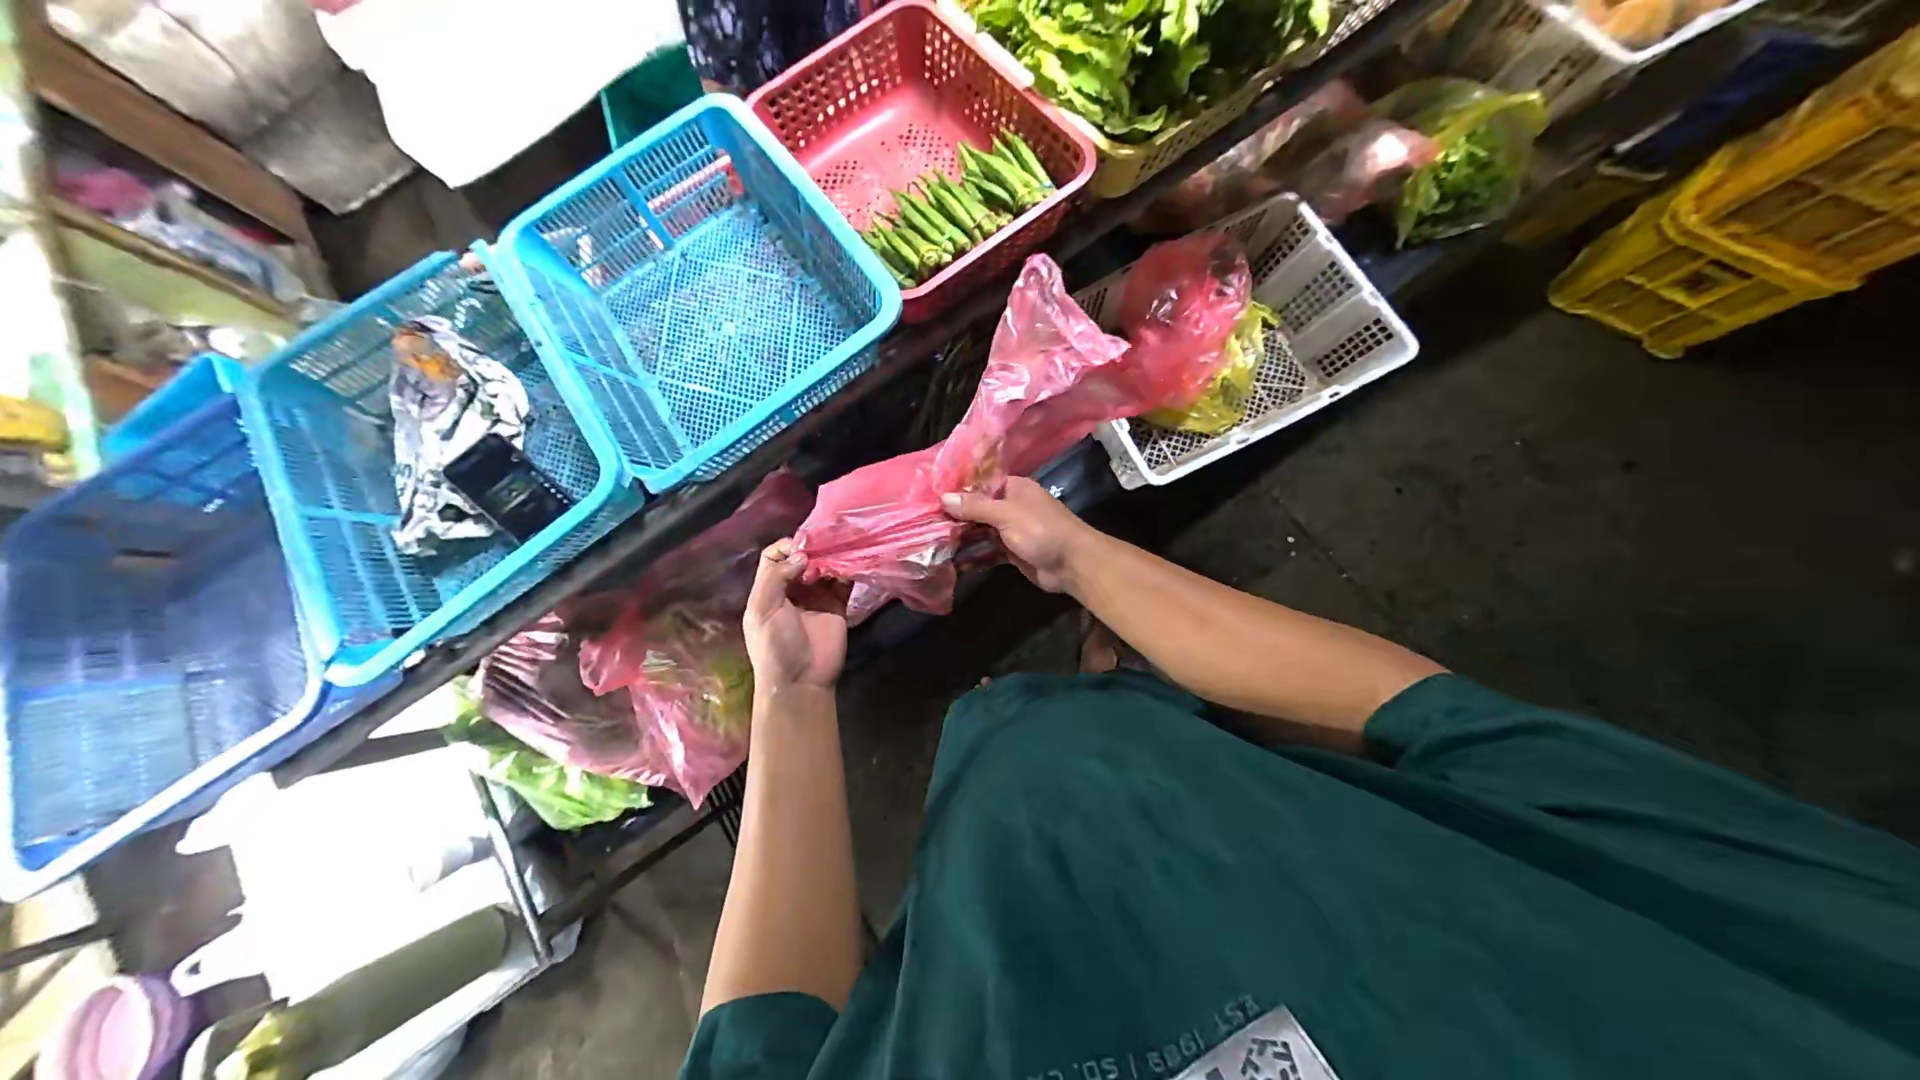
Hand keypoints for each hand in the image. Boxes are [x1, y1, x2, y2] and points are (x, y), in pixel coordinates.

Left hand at [744, 539, 848, 692]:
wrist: (801, 681)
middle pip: (802, 559)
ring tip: (840, 549)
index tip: (802, 545)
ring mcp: (816, 598)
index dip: (786, 547)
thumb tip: (802, 555)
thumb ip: (777, 577)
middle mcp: (792, 590)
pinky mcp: (837, 606)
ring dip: (831, 557)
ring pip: (823, 568)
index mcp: (768, 590)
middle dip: (812, 549)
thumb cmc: (775, 646)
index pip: (775, 557)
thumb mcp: (763, 610)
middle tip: (825, 543)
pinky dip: (847, 570)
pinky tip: (851, 561)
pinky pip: (843, 583)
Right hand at [941, 477, 1096, 593]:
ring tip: (930, 540)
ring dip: (961, 536)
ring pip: (980, 530)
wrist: (1072, 564)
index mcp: (1013, 488)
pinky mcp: (1011, 552)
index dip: (956, 490)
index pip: (979, 484)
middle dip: (954, 516)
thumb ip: (975, 506)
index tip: (930, 496)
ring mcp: (1011, 530)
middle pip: (977, 509)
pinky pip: (987, 550)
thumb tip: (944, 497)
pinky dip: (972, 554)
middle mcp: (1011, 506)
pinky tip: (949, 558)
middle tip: (923, 521)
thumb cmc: (1042, 530)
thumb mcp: (1006, 514)